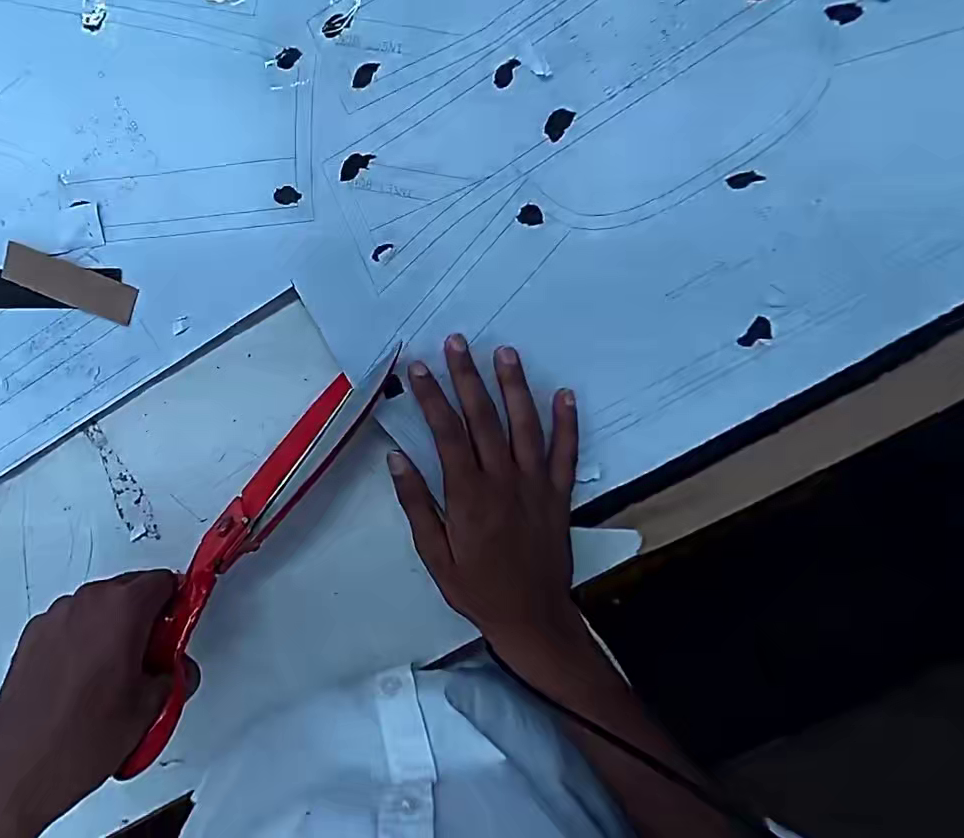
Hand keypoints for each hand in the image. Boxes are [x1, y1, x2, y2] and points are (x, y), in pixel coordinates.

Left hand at [0, 570, 192, 837]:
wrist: (20, 768)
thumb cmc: (75, 740)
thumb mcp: (149, 710)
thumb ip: (174, 676)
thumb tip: (178, 669)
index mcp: (123, 609)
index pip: (163, 581)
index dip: (176, 602)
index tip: (179, 621)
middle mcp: (89, 601)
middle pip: (130, 589)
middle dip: (146, 617)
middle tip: (152, 655)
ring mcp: (58, 614)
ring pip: (99, 606)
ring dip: (112, 627)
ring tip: (114, 676)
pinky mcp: (35, 632)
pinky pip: (70, 622)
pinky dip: (81, 638)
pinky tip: (84, 680)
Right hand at [390, 334, 589, 661]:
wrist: (533, 620)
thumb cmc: (476, 588)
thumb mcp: (433, 554)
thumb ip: (416, 504)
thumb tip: (396, 458)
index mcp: (468, 494)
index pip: (447, 433)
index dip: (431, 397)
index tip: (418, 368)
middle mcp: (503, 481)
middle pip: (483, 419)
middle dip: (467, 377)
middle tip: (457, 342)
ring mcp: (535, 485)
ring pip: (525, 427)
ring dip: (514, 387)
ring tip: (505, 353)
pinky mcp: (558, 495)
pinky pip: (565, 453)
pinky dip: (567, 423)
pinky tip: (564, 395)